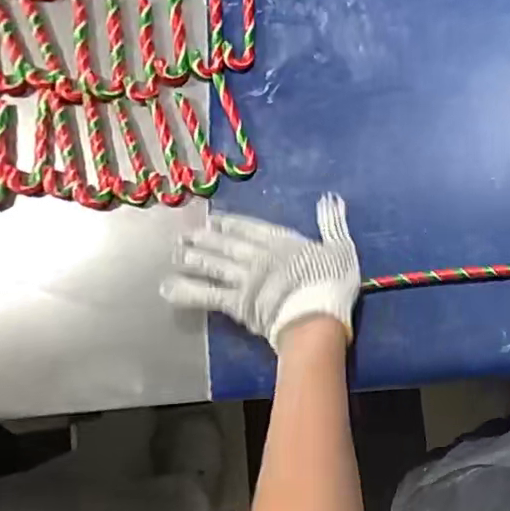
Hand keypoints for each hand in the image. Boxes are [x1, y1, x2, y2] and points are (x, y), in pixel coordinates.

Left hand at [161, 193, 360, 349]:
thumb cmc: (333, 281)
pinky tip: (169, 289)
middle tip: (184, 235)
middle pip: (227, 245)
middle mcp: (258, 256)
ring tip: (175, 254)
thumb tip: (330, 198)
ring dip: (193, 259)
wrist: (317, 312)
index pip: (251, 228)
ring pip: (213, 266)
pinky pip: (207, 296)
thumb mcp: (340, 247)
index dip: (231, 224)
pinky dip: (187, 292)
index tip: (214, 221)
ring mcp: (244, 278)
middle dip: (205, 239)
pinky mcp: (237, 302)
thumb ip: (332, 223)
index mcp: (283, 241)